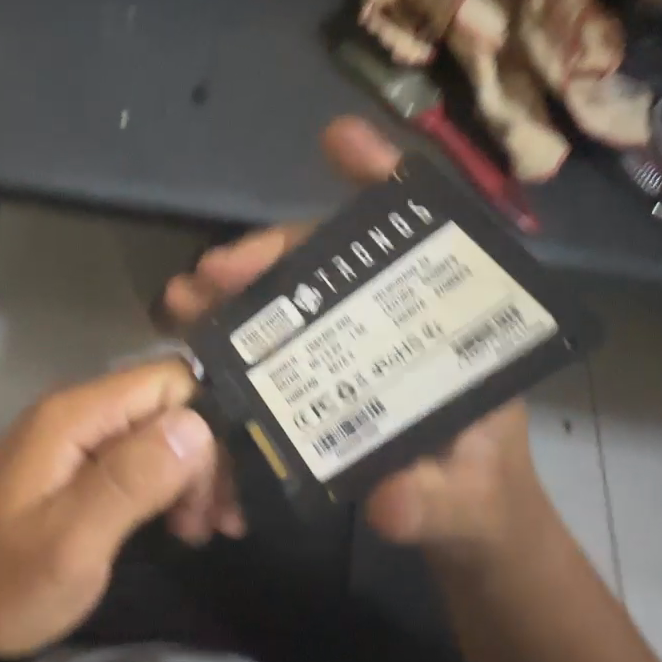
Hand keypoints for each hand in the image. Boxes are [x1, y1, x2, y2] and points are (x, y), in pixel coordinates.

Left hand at [0, 361, 218, 661]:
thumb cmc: (2, 580)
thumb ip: (130, 481)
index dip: (206, 427)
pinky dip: (166, 486)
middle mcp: (75, 412)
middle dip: (203, 457)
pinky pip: (136, 455)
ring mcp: (73, 438)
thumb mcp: (71, 541)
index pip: (166, 381)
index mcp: (74, 416)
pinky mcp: (75, 466)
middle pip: (165, 405)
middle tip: (215, 525)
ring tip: (198, 532)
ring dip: (189, 476)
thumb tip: (197, 424)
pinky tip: (178, 525)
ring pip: (156, 431)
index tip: (222, 493)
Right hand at [160, 116, 547, 561]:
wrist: (459, 524)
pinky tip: (186, 338)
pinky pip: (261, 341)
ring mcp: (342, 337)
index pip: (418, 237)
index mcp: (441, 324)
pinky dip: (222, 335)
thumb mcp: (470, 501)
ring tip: (180, 303)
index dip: (383, 179)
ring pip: (282, 295)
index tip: (338, 137)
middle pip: (325, 262)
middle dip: (265, 256)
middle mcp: (385, 314)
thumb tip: (391, 502)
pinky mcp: (309, 367)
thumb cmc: (481, 492)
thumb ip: (438, 498)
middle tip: (210, 273)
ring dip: (228, 291)